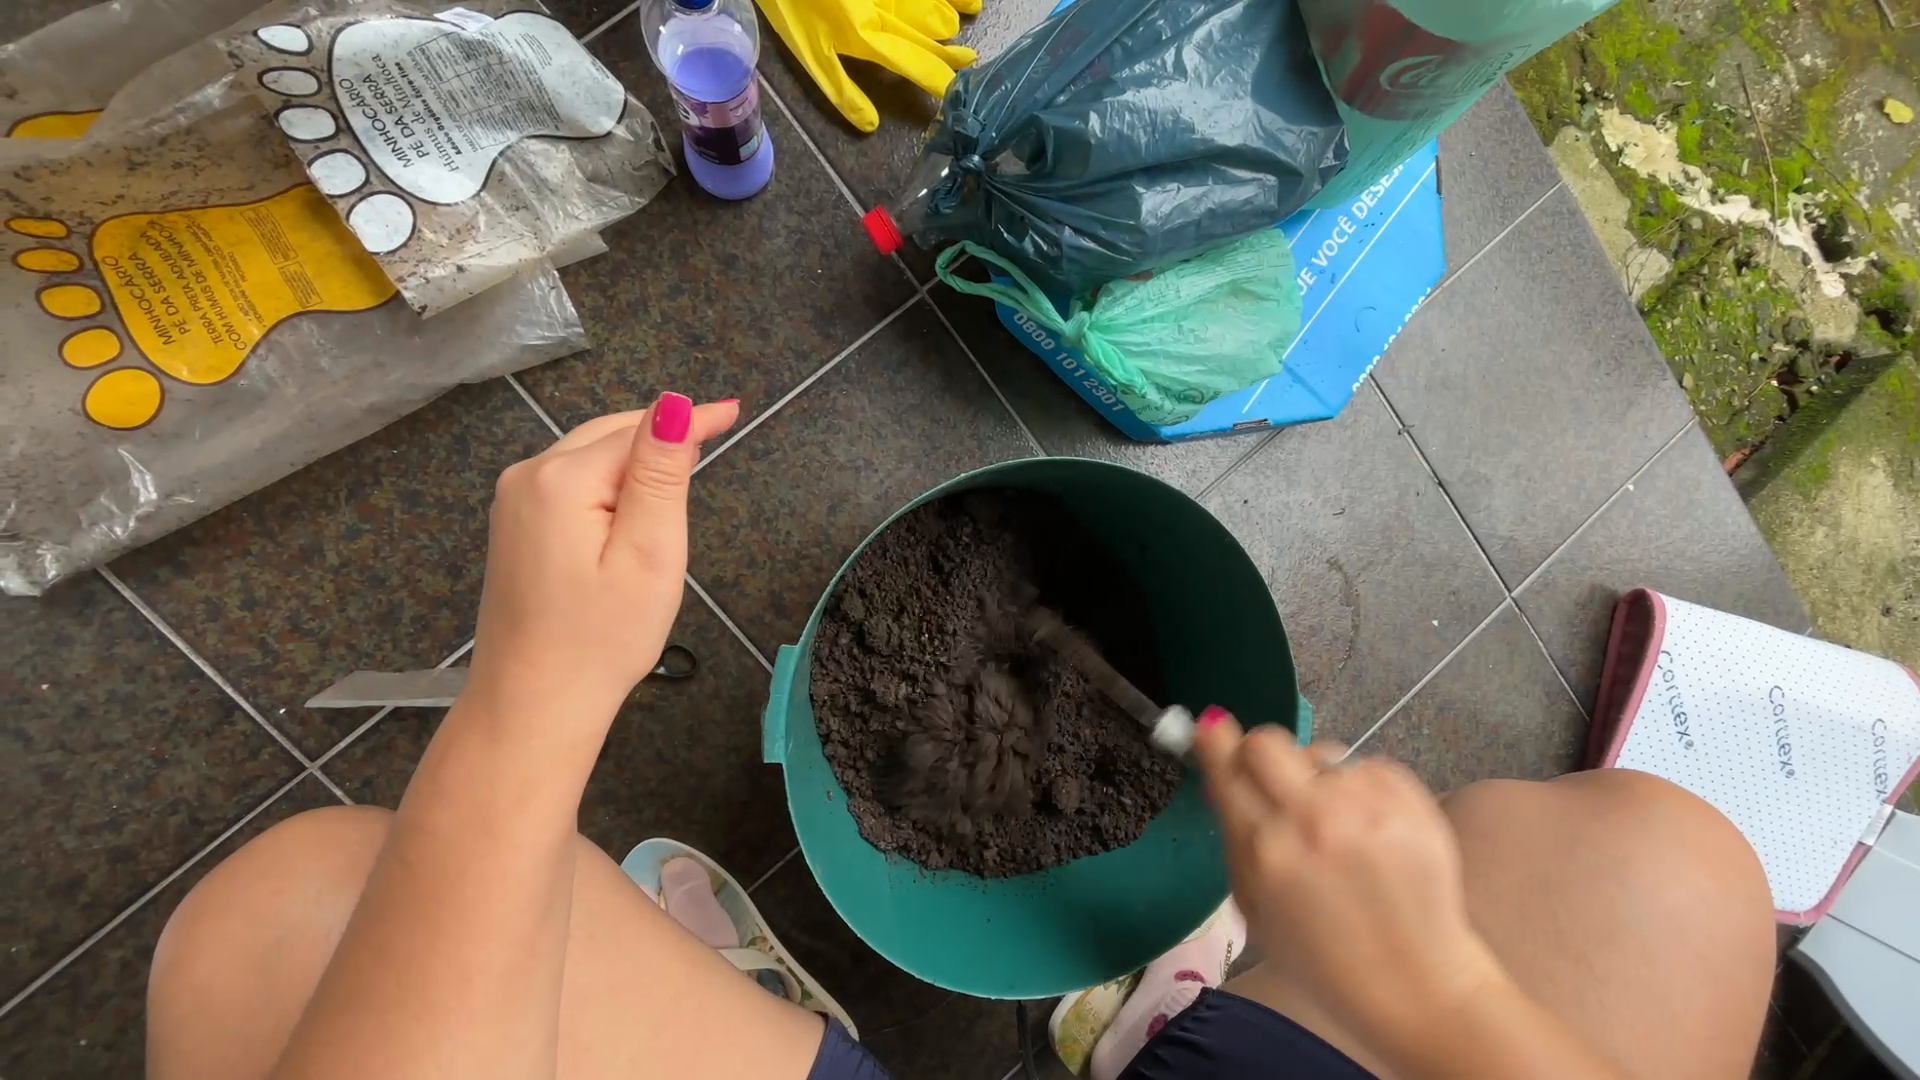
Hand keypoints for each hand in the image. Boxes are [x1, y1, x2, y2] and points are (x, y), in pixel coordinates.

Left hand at [465, 394, 739, 726]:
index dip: (690, 420)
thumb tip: (672, 406)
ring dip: (637, 457)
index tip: (735, 410)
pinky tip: (634, 503)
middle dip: (662, 434)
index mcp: (563, 479)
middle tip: (716, 436)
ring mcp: (514, 502)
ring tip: (684, 469)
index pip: (639, 429)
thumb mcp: (648, 553)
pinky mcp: (515, 527)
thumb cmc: (605, 635)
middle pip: (610, 435)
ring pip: (590, 456)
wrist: (534, 704)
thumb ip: (659, 475)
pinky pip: (573, 482)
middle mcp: (528, 476)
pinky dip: (612, 480)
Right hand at [1194, 709, 1505, 1059]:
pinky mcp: (1412, 805)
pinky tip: (1369, 824)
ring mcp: (1366, 808)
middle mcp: (1313, 819)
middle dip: (1260, 751)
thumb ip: (1233, 837)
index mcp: (1266, 849)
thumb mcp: (1254, 906)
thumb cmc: (1320, 957)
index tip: (1212, 726)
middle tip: (1271, 775)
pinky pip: (1369, 766)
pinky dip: (1361, 787)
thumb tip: (1220, 778)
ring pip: (1322, 754)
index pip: (1228, 767)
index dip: (1215, 741)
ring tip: (1335, 817)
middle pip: (1268, 741)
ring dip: (1318, 776)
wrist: (1419, 989)